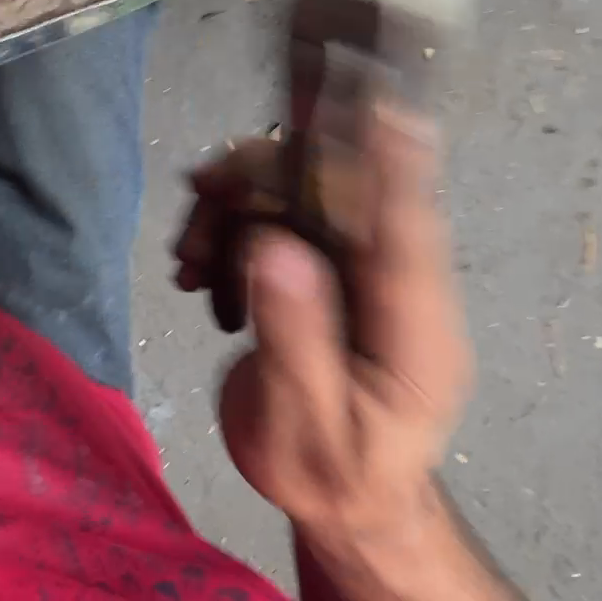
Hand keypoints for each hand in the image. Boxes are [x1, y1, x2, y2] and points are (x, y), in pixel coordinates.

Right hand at [174, 108, 476, 591]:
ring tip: (186, 261)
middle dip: (261, 179)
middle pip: (333, 194)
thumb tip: (273, 248)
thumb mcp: (306, 424)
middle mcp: (390, 285)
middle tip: (201, 191)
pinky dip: (220, 231)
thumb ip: (296, 337)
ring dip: (227, 211)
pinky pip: (265, 220)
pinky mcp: (315, 271)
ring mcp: (352, 274)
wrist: (336, 499)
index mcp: (415, 329)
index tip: (381, 102)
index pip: (409, 229)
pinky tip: (194, 270)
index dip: (393, 163)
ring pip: (288, 199)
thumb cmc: (331, 474)